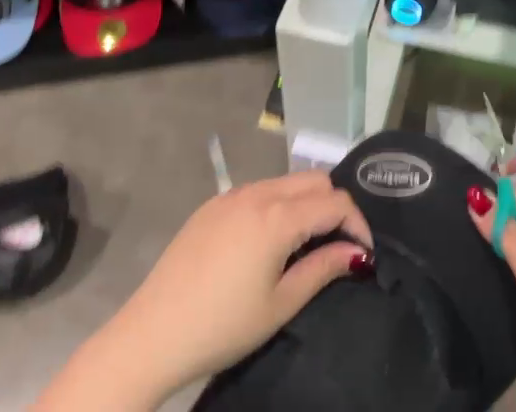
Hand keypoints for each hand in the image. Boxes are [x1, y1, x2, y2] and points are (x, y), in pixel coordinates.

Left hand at [36, 170, 373, 410]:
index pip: (335, 201)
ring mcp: (229, 197)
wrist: (152, 335)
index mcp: (276, 216)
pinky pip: (258, 191)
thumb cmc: (223, 326)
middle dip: (335, 206)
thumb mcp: (281, 304)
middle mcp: (255, 194)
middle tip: (340, 245)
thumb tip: (357, 252)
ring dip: (306, 203)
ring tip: (309, 244)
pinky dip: (278, 204)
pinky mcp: (210, 207)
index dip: (358, 224)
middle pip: (313, 179)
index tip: (364, 255)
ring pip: (285, 181)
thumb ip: (323, 268)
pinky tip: (271, 241)